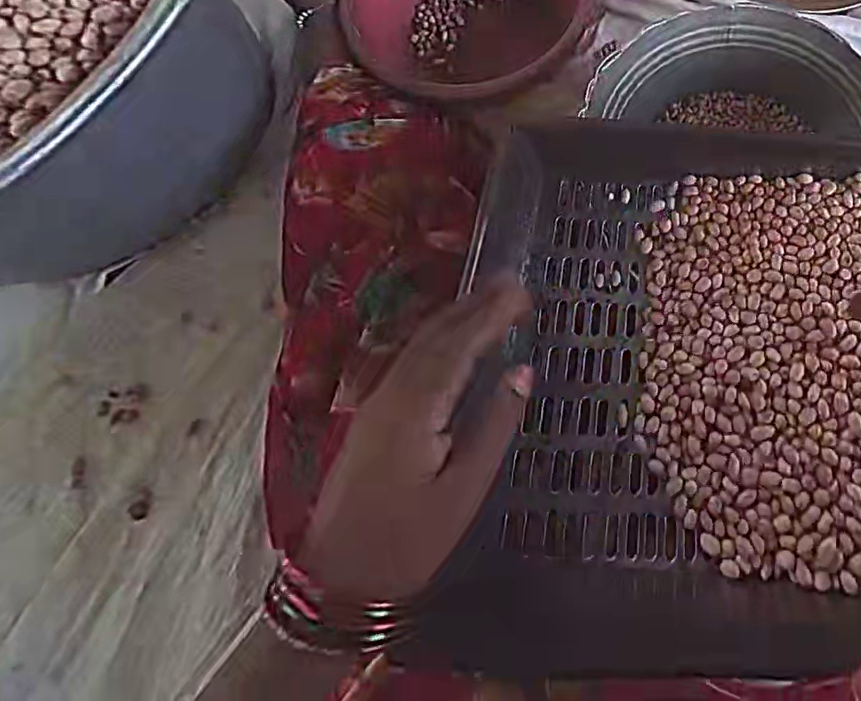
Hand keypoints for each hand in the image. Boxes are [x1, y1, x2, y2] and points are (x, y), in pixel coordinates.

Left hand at [296, 276, 536, 604]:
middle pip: (438, 333)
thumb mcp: (464, 491)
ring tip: (490, 294)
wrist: (337, 578)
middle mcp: (393, 391)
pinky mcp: (373, 410)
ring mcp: (378, 398)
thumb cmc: (407, 541)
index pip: (461, 346)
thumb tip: (524, 371)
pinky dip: (439, 333)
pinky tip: (453, 331)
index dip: (493, 315)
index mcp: (416, 408)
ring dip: (457, 313)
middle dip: (475, 303)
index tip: (523, 292)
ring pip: (421, 341)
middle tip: (512, 281)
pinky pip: (411, 355)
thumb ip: (495, 426)